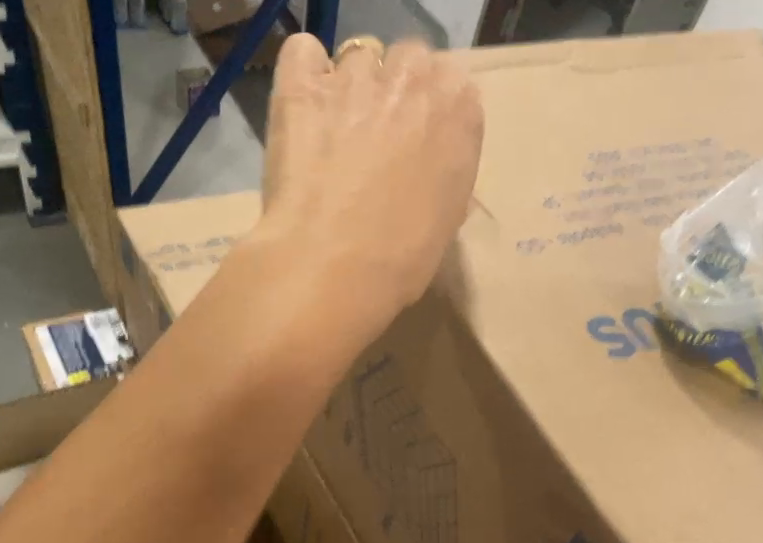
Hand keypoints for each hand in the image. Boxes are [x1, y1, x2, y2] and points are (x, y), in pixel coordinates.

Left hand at [256, 35, 481, 324]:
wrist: (336, 268)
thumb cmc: (402, 261)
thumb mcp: (446, 224)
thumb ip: (444, 179)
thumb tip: (433, 177)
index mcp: (460, 111)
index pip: (450, 83)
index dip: (428, 112)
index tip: (414, 143)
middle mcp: (413, 79)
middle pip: (406, 60)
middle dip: (392, 91)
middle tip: (374, 139)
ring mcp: (355, 78)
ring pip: (355, 58)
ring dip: (348, 88)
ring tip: (333, 135)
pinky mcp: (301, 85)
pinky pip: (302, 54)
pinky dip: (302, 72)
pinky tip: (301, 109)